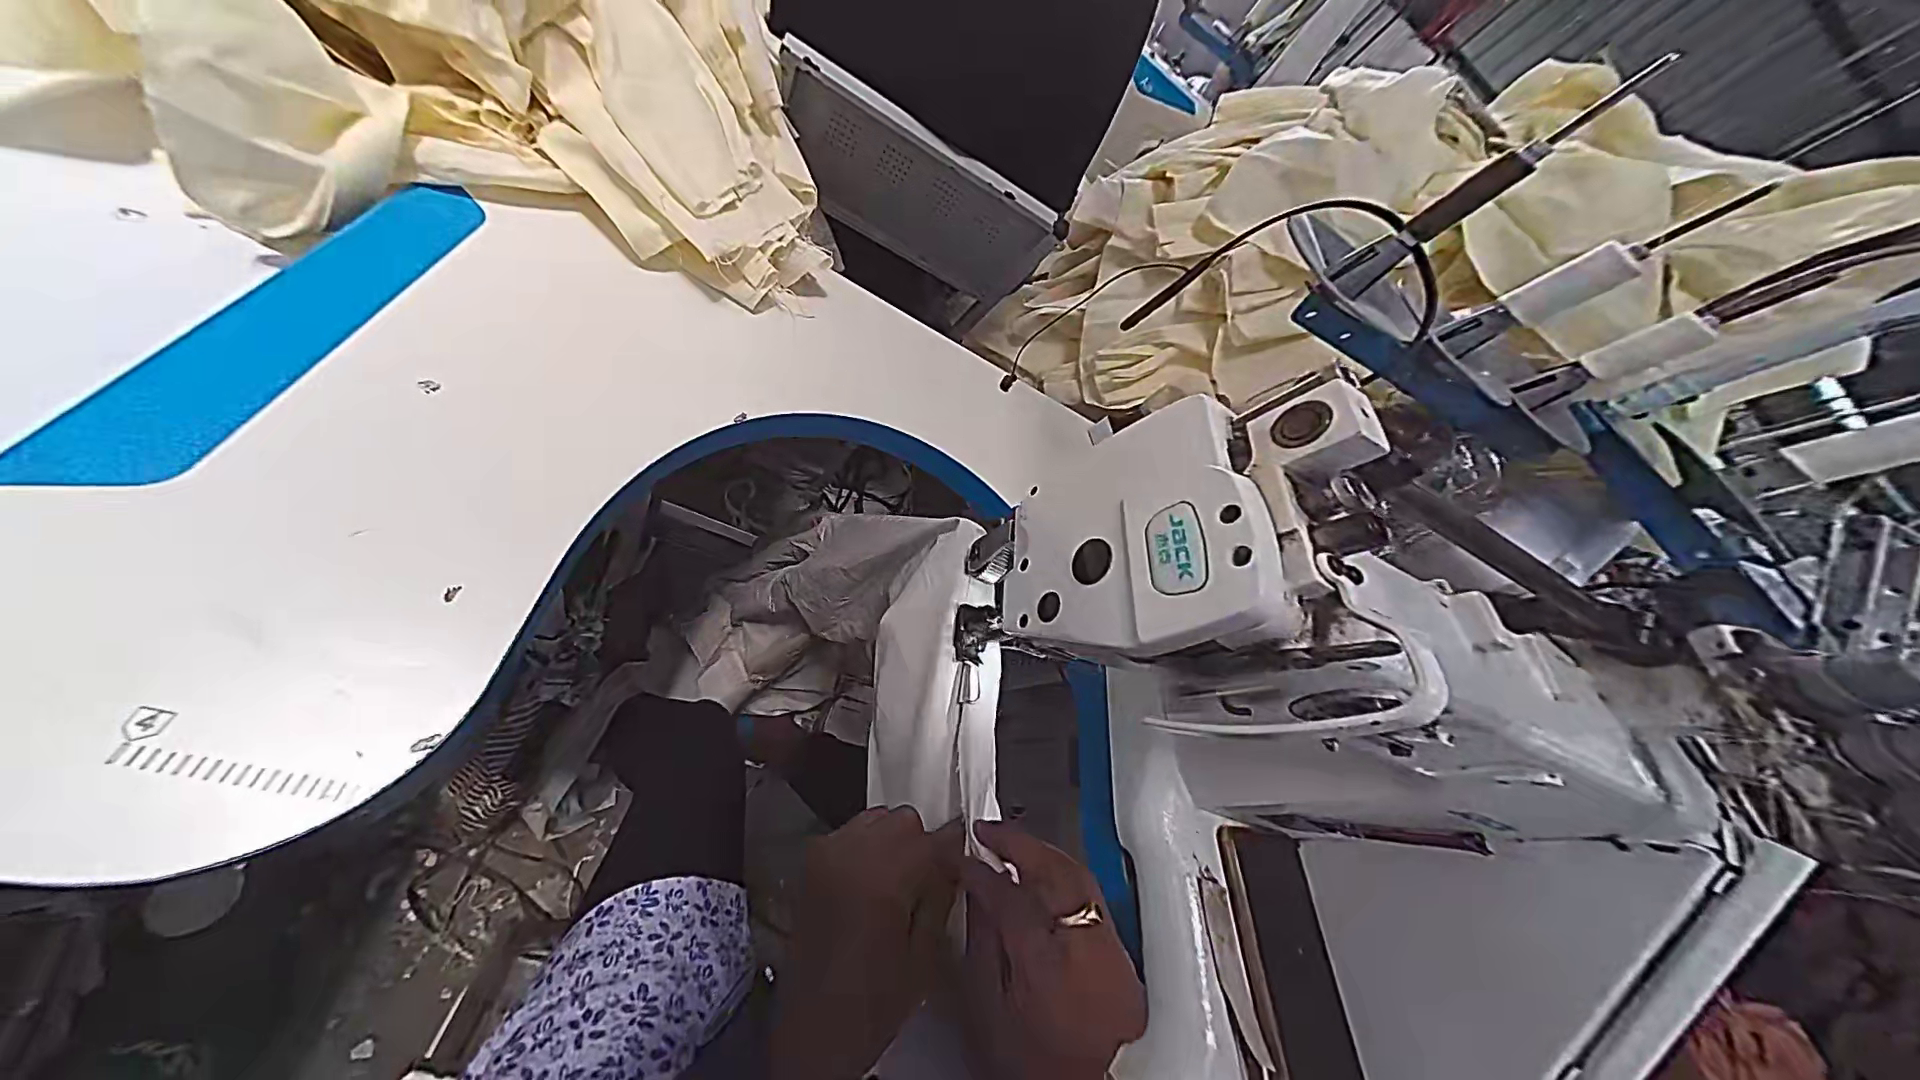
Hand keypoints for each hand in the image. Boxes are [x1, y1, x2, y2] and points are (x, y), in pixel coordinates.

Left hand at [771, 807, 960, 1079]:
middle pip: (904, 820)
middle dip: (920, 845)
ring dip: (892, 841)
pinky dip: (865, 846)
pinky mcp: (810, 863)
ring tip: (894, 883)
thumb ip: (941, 895)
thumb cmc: (869, 1003)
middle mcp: (851, 855)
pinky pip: (850, 833)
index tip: (959, 861)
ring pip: (877, 819)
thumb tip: (954, 859)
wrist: (811, 1031)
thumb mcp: (923, 956)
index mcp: (884, 877)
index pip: (934, 839)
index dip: (953, 849)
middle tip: (924, 882)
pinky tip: (868, 883)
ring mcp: (826, 855)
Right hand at [955, 821, 1147, 1079]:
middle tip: (987, 831)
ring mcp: (1107, 946)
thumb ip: (983, 946)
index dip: (979, 872)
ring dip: (1041, 851)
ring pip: (1076, 874)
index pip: (1008, 896)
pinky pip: (1089, 892)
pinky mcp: (1121, 952)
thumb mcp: (989, 1013)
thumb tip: (977, 896)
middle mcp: (1083, 947)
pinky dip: (1063, 871)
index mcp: (1044, 965)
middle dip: (1016, 842)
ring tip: (1011, 843)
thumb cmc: (1039, 1067)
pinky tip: (1043, 871)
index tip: (961, 860)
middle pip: (1051, 871)